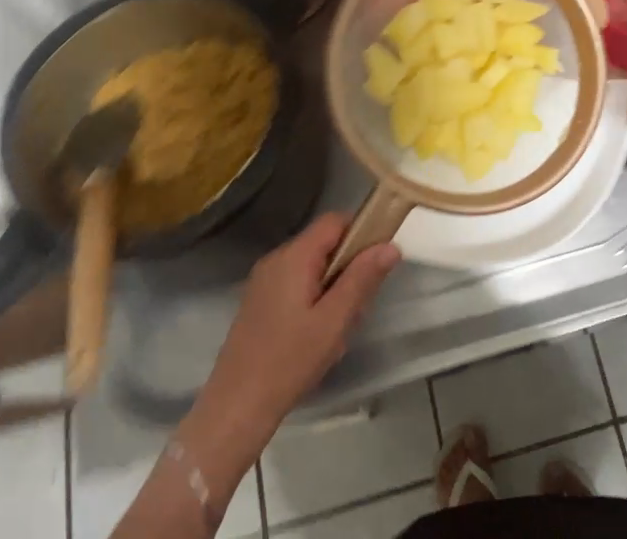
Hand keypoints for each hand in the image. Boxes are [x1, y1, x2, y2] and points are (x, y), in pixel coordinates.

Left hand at [201, 213, 399, 436]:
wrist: (237, 404)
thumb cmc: (290, 360)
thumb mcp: (335, 320)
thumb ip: (362, 279)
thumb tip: (390, 245)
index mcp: (293, 257)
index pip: (334, 221)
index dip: (361, 232)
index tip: (378, 263)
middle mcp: (275, 260)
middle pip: (323, 243)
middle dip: (349, 267)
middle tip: (359, 306)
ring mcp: (264, 281)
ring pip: (312, 266)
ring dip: (333, 287)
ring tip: (338, 326)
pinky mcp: (260, 302)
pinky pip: (296, 284)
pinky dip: (315, 298)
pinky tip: (318, 334)